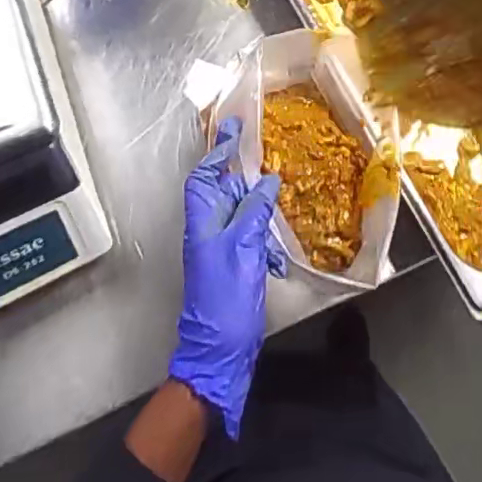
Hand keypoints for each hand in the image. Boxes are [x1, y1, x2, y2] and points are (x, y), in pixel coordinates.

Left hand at [167, 116, 283, 438]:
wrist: (219, 353)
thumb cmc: (225, 301)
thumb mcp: (242, 249)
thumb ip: (253, 212)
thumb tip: (266, 182)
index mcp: (203, 223)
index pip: (204, 176)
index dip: (217, 151)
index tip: (233, 128)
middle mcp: (209, 230)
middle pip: (224, 190)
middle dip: (244, 178)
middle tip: (265, 160)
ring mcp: (222, 248)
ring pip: (242, 213)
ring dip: (260, 213)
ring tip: (275, 219)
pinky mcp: (235, 264)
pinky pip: (252, 238)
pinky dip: (266, 240)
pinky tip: (278, 258)